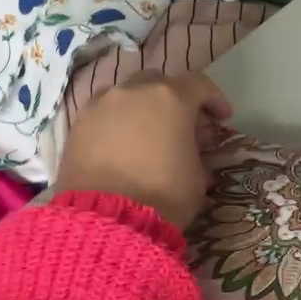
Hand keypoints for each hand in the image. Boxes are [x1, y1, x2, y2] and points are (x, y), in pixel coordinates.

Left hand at [53, 71, 234, 231]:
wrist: (108, 217)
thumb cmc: (165, 194)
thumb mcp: (198, 176)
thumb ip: (196, 151)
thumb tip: (189, 145)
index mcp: (170, 100)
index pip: (198, 84)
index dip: (214, 98)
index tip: (223, 118)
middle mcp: (133, 92)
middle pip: (158, 82)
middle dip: (174, 99)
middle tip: (183, 125)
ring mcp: (100, 105)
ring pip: (126, 96)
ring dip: (142, 110)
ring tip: (148, 136)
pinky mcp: (77, 125)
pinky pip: (103, 115)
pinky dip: (117, 125)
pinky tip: (123, 148)